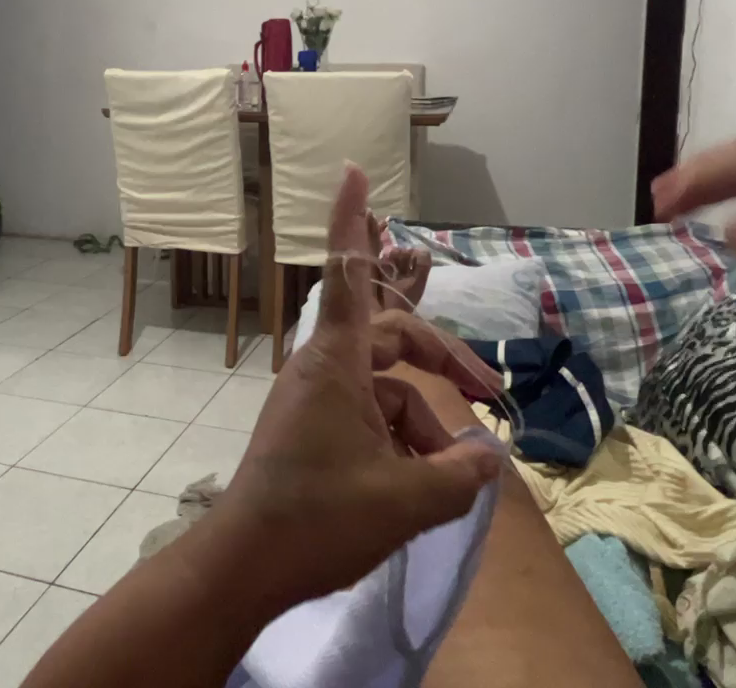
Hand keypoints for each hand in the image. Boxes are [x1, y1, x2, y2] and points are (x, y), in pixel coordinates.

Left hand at [213, 165, 502, 611]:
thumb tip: (489, 459)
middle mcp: (325, 365)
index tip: (353, 170)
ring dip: (426, 416)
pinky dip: (405, 439)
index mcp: (336, 360)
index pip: (348, 271)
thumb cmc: (318, 519)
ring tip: (458, 464)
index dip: (352, 218)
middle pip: (392, 334)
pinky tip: (433, 475)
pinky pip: (373, 415)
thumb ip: (458, 477)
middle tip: (488, 387)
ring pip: (387, 384)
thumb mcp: (403, 501)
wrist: (246, 565)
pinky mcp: (317, 426)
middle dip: (443, 356)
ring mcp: (319, 396)